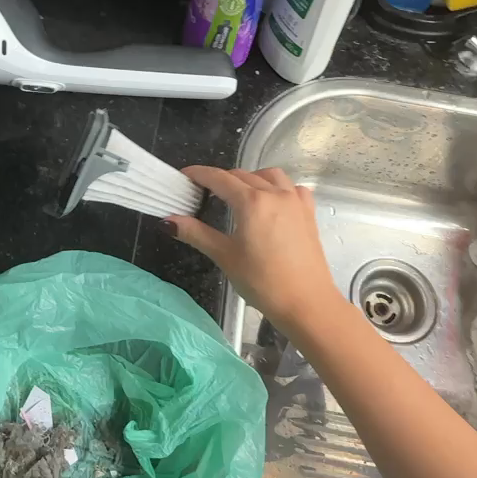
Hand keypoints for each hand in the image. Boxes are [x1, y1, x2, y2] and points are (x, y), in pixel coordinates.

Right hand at [166, 167, 345, 330]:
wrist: (307, 303)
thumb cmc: (262, 282)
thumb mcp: (225, 256)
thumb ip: (196, 233)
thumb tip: (167, 221)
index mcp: (252, 202)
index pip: (219, 178)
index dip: (199, 174)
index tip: (184, 176)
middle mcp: (275, 193)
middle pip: (242, 175)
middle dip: (221, 179)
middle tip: (205, 193)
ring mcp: (295, 200)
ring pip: (269, 175)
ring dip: (250, 178)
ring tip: (238, 194)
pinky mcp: (308, 212)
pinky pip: (291, 187)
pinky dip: (276, 187)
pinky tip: (271, 202)